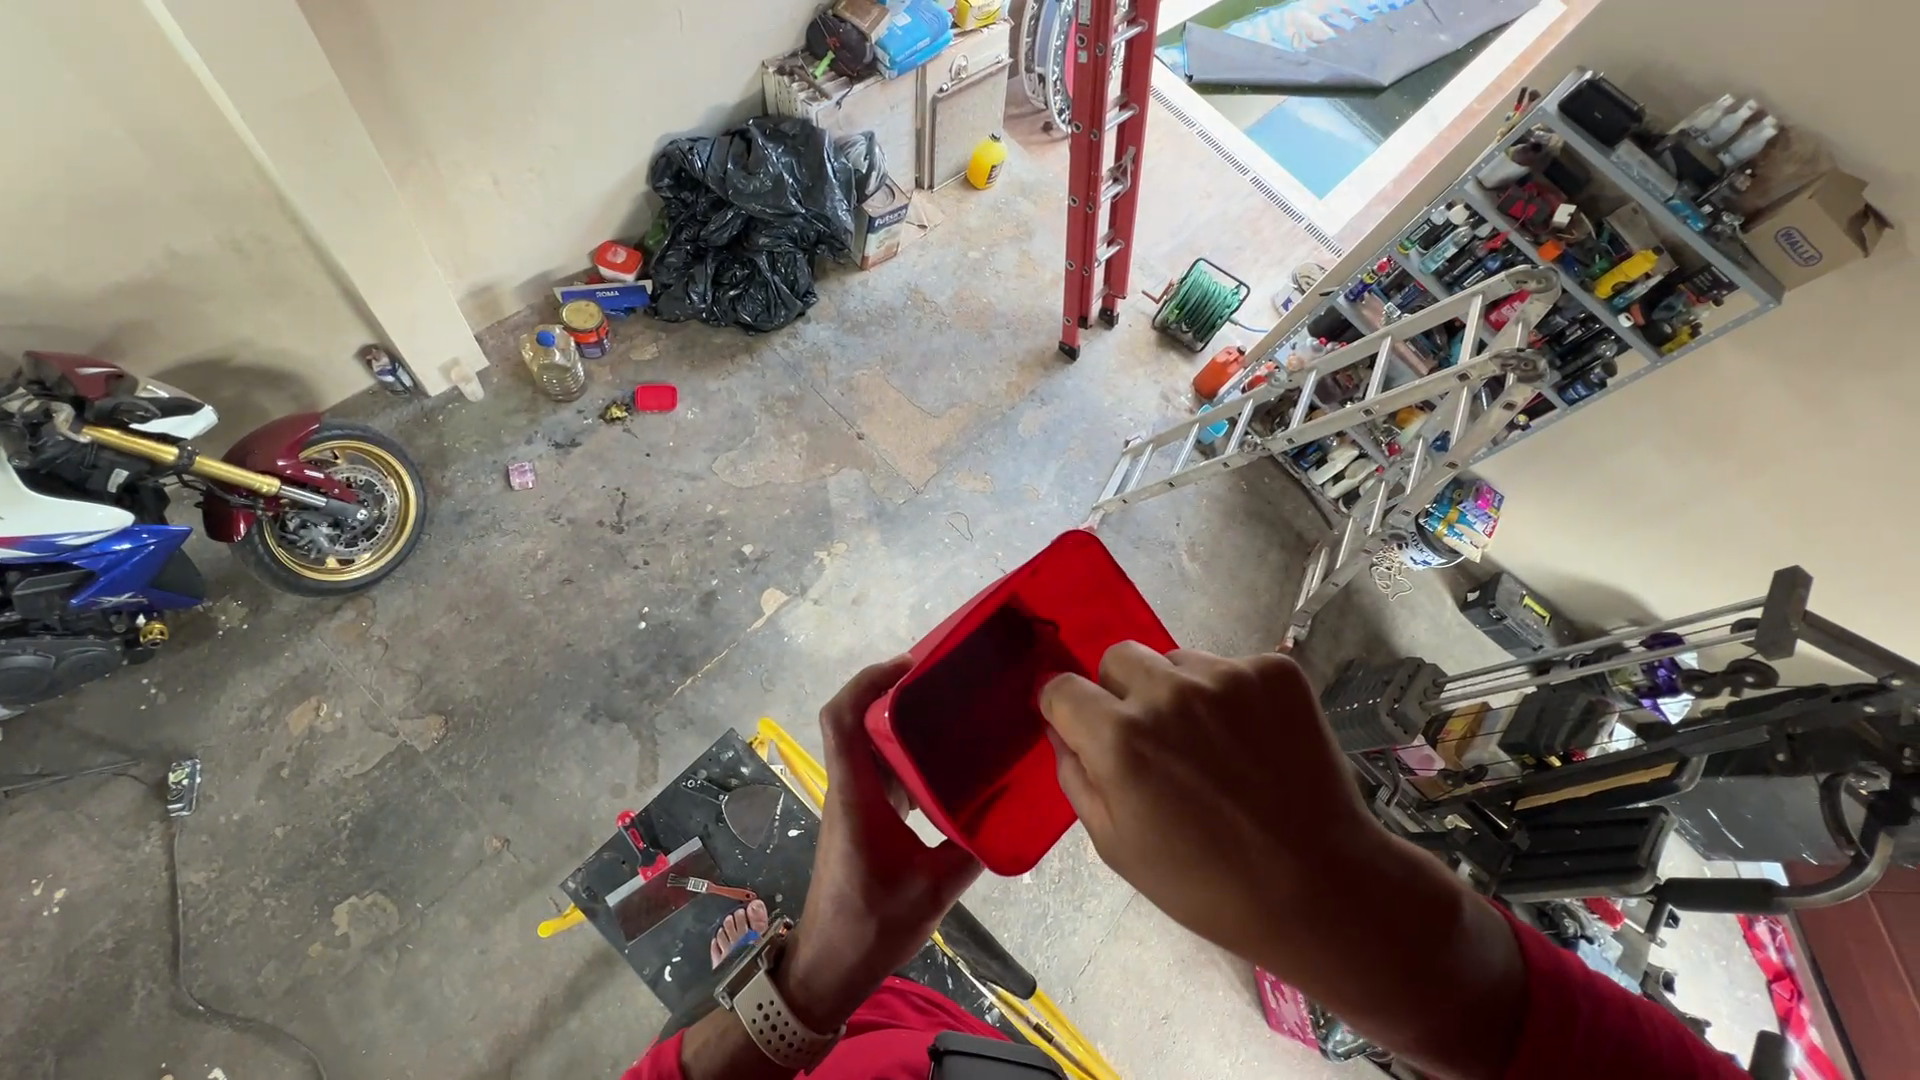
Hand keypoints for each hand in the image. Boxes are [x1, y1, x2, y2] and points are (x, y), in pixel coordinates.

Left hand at [778, 656, 982, 1030]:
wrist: (830, 966)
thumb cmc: (872, 926)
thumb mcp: (934, 889)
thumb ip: (971, 847)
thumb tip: (1008, 809)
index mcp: (856, 795)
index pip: (841, 716)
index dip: (868, 679)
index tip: (909, 664)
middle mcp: (849, 788)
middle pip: (856, 720)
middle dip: (894, 691)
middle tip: (945, 680)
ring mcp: (853, 802)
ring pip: (869, 743)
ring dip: (899, 721)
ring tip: (951, 710)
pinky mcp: (862, 817)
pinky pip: (880, 768)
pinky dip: (905, 754)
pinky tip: (943, 763)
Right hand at [1040, 645, 1526, 1077]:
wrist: (1322, 888)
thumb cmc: (1206, 883)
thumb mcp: (1116, 846)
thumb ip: (1076, 776)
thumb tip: (1062, 729)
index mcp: (1120, 739)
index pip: (1062, 687)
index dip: (1065, 708)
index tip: (1080, 726)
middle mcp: (1168, 693)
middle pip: (1117, 658)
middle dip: (1120, 691)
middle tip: (1151, 737)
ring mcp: (1227, 675)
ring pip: (1175, 660)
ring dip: (1177, 691)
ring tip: (1211, 744)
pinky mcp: (1276, 671)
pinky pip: (1229, 667)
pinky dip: (1230, 696)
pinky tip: (1251, 740)